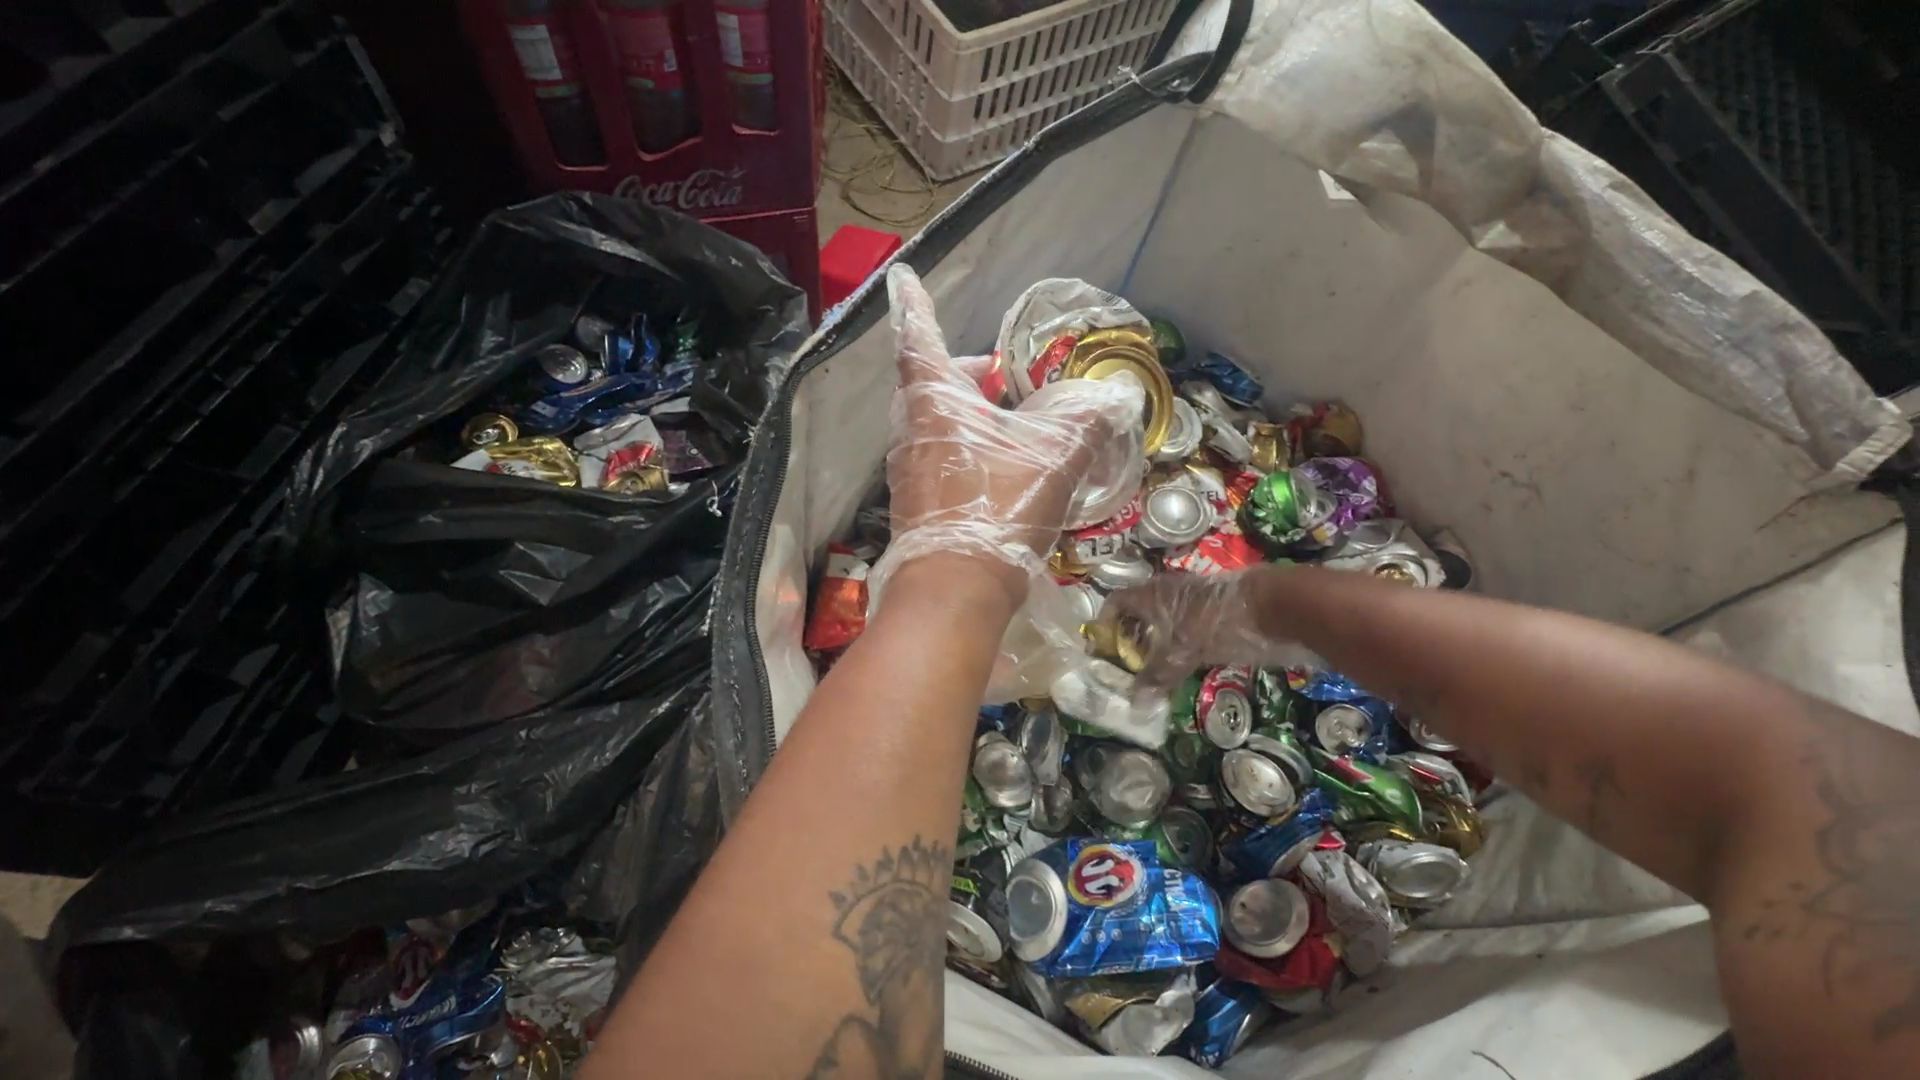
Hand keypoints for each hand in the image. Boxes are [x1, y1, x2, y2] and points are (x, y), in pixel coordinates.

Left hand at [870, 266, 1142, 605]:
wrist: (955, 591)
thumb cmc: (997, 509)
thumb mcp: (1054, 456)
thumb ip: (1085, 419)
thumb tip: (1113, 397)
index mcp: (933, 402)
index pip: (919, 337)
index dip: (915, 304)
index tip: (902, 276)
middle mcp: (910, 430)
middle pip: (932, 384)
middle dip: (967, 375)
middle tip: (1004, 380)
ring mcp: (908, 471)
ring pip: (936, 425)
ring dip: (971, 416)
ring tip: (1015, 427)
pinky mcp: (916, 505)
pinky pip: (940, 459)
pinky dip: (967, 451)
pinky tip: (1003, 473)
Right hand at [1106, 567, 1318, 686]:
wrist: (1277, 606)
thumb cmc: (1220, 622)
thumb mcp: (1183, 653)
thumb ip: (1157, 676)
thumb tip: (1134, 706)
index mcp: (1152, 594)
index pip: (1116, 602)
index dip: (1104, 624)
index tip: (1100, 652)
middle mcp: (1169, 595)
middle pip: (1139, 616)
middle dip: (1131, 642)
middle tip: (1124, 672)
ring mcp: (1195, 605)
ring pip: (1166, 627)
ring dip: (1157, 649)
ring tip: (1151, 678)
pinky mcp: (1217, 617)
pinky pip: (1188, 635)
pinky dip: (1181, 652)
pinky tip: (1184, 672)